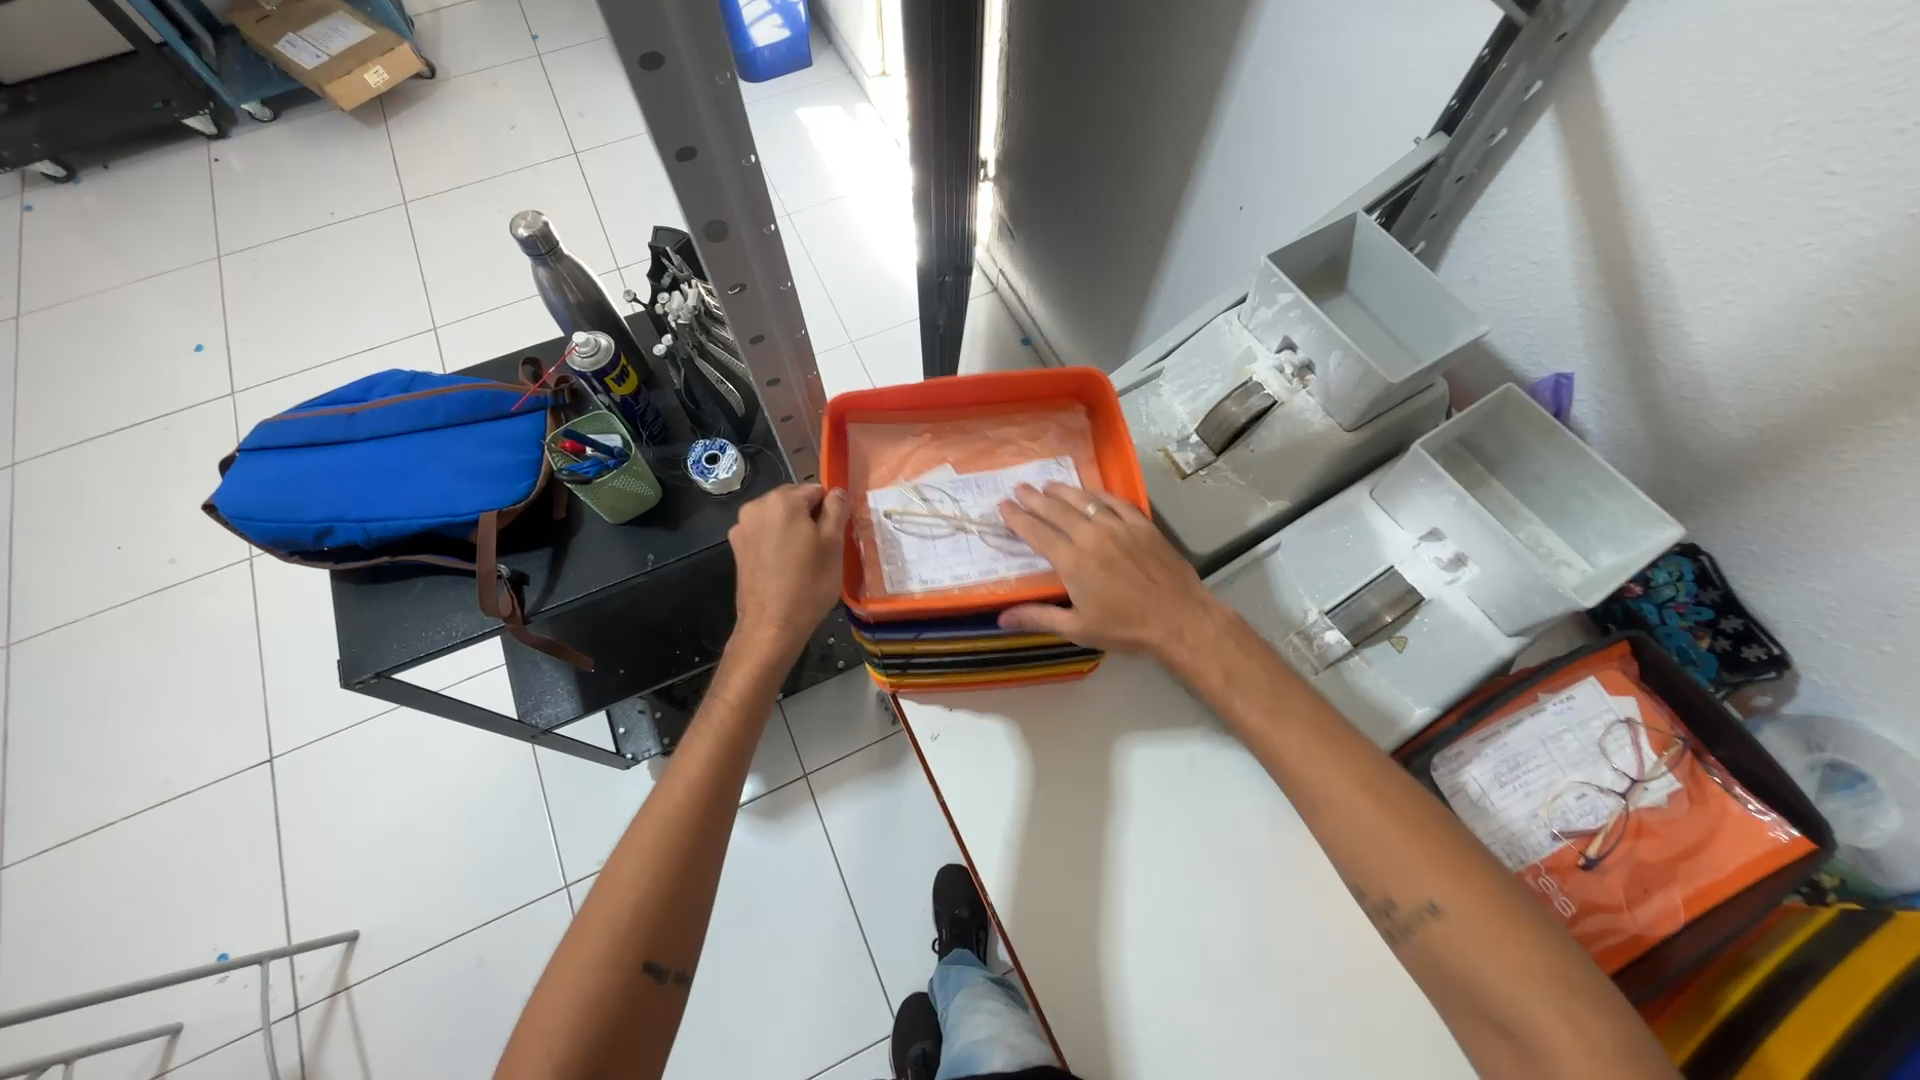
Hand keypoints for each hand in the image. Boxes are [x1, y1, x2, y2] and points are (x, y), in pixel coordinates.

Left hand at [728, 484, 850, 660]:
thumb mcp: (833, 544)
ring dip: (792, 530)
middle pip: (793, 501)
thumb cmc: (809, 583)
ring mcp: (742, 528)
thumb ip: (836, 510)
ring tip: (803, 560)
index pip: (816, 490)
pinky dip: (776, 543)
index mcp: (782, 501)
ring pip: (777, 518)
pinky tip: (785, 567)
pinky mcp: (736, 549)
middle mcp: (756, 507)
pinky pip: (764, 535)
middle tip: (822, 548)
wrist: (772, 625)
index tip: (835, 534)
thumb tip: (837, 491)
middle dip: (808, 517)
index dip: (830, 510)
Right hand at [997, 483, 1224, 663]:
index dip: (1018, 518)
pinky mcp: (1143, 526)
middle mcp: (1092, 537)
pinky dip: (1099, 495)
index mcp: (1072, 562)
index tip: (1003, 506)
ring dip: (1064, 491)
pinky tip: (1092, 493)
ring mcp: (1120, 528)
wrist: (1178, 619)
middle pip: (1057, 511)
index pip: (1037, 533)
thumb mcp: (1078, 629)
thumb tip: (1001, 618)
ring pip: (1085, 501)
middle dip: (1035, 498)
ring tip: (1049, 484)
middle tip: (1020, 487)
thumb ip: (1039, 618)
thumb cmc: (1126, 628)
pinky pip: (1116, 502)